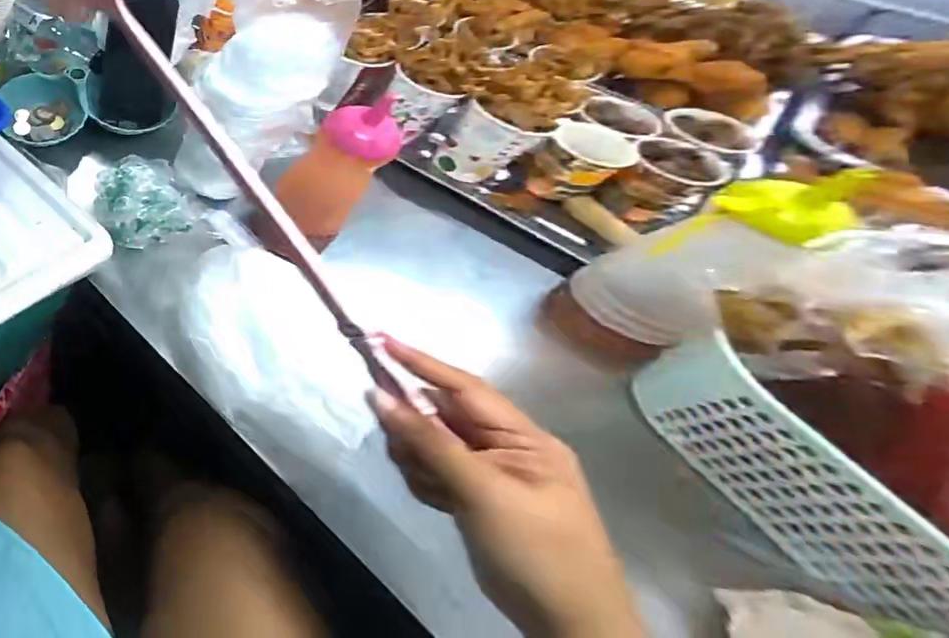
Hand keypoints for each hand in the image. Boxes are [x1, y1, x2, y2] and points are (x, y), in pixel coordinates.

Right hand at [370, 340, 643, 637]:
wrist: (572, 632)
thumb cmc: (538, 552)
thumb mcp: (481, 491)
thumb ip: (428, 441)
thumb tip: (377, 395)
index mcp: (524, 438)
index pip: (464, 387)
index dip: (421, 362)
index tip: (380, 339)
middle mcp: (506, 448)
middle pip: (441, 415)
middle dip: (415, 426)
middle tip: (400, 443)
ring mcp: (490, 474)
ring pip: (432, 442)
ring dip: (418, 458)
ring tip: (430, 487)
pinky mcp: (475, 497)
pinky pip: (434, 469)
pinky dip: (426, 480)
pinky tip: (437, 502)